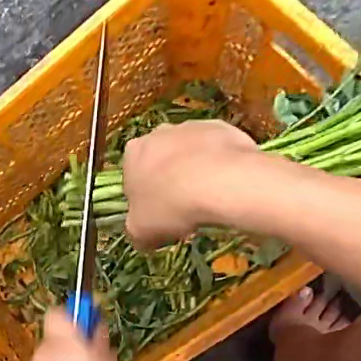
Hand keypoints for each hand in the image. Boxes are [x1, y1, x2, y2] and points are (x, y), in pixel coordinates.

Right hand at [122, 120, 261, 247]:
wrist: (223, 183)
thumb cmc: (171, 206)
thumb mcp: (141, 231)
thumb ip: (135, 229)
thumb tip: (141, 233)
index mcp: (132, 154)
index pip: (132, 175)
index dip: (143, 196)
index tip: (156, 213)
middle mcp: (159, 133)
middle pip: (161, 159)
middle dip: (169, 179)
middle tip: (183, 207)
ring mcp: (192, 127)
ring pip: (191, 152)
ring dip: (196, 170)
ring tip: (210, 198)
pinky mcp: (223, 127)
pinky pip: (219, 149)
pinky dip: (222, 164)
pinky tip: (229, 185)